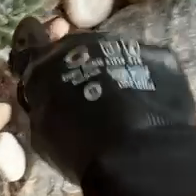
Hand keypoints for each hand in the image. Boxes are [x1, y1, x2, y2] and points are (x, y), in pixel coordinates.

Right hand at [10, 30, 195, 195]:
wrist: (134, 153)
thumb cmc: (76, 147)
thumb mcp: (41, 132)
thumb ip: (41, 106)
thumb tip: (44, 98)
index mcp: (48, 62)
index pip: (34, 50)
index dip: (39, 64)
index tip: (43, 79)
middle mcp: (85, 43)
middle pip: (78, 51)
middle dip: (78, 68)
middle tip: (83, 97)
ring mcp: (126, 44)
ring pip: (113, 56)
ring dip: (112, 75)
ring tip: (119, 106)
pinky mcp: (161, 55)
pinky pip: (146, 66)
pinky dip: (144, 82)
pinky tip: (146, 106)